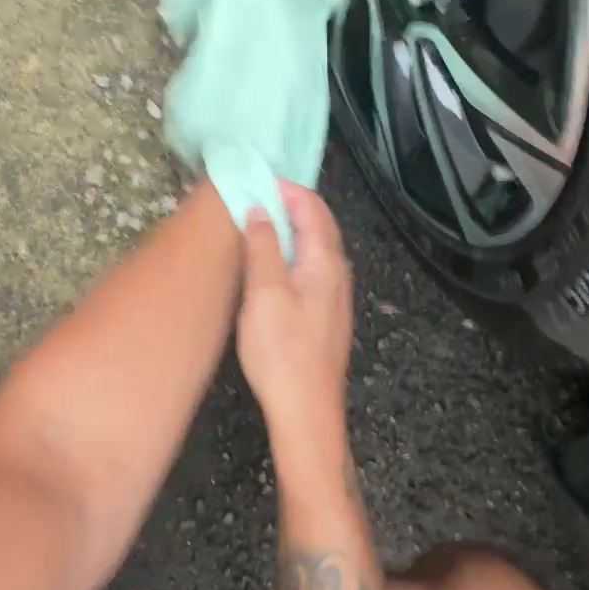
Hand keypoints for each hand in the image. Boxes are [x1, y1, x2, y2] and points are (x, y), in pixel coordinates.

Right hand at [235, 182, 353, 423]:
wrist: (306, 410)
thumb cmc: (282, 349)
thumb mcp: (264, 292)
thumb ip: (262, 246)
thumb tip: (259, 207)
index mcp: (325, 260)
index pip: (312, 206)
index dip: (285, 188)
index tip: (253, 179)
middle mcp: (336, 272)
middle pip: (317, 224)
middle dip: (287, 204)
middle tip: (251, 196)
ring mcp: (334, 295)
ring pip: (314, 247)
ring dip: (287, 229)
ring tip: (254, 224)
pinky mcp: (324, 314)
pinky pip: (309, 268)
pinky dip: (289, 253)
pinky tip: (267, 265)